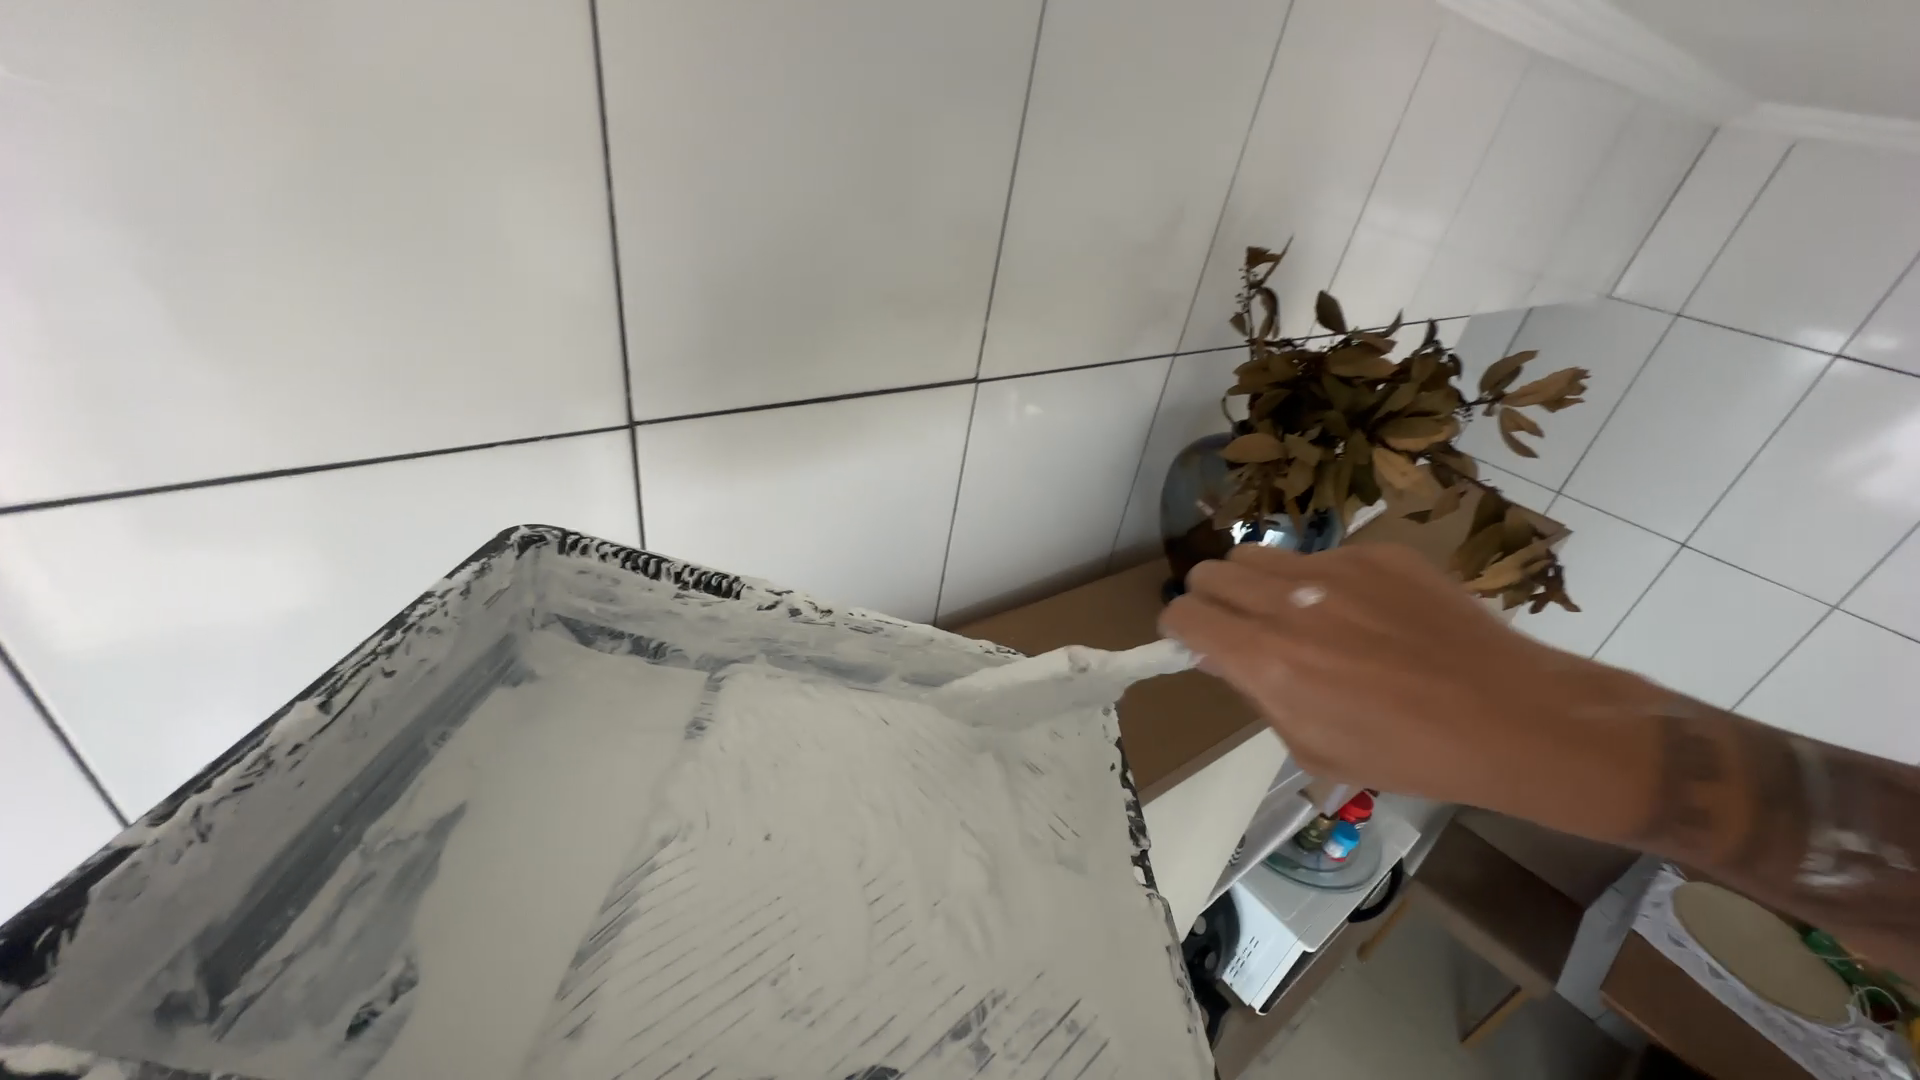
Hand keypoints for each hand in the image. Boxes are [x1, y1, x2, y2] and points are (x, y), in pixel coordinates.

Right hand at [1158, 543, 1649, 832]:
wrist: (1513, 718)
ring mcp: (1335, 569)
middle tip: (1236, 627)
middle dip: (1209, 599)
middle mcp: (1288, 603)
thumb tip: (1221, 654)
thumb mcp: (1311, 746)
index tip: (1193, 641)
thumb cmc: (1407, 753)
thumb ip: (1256, 692)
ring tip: (1290, 614)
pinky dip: (1317, 582)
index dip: (1178, 628)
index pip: (1183, 614)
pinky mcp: (1378, 553)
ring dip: (1254, 583)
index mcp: (1266, 659)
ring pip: (1257, 554)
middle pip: (1209, 571)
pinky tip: (1361, 614)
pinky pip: (1320, 557)